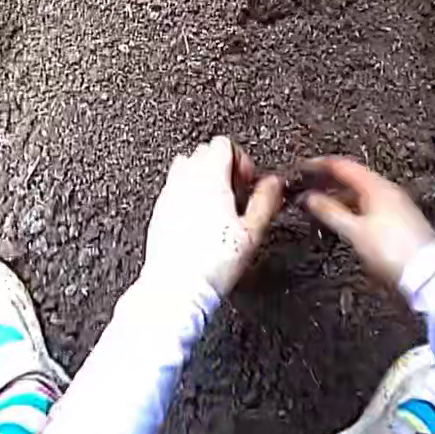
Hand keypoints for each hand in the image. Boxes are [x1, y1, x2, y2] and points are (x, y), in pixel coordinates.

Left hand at [144, 135, 285, 296]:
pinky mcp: (159, 210)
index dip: (241, 159)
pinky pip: (175, 186)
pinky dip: (189, 193)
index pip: (224, 143)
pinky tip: (199, 219)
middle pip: (206, 150)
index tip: (247, 182)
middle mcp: (186, 177)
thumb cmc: (212, 263)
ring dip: (204, 177)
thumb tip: (275, 183)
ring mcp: (169, 192)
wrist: (175, 289)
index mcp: (210, 175)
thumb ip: (266, 200)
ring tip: (217, 204)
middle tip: (236, 194)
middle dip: (224, 167)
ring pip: (187, 165)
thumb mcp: (252, 232)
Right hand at [298, 157, 434, 285]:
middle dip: (328, 179)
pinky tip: (343, 217)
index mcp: (375, 185)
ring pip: (361, 190)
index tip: (302, 167)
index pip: (342, 165)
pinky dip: (352, 204)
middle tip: (307, 184)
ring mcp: (394, 202)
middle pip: (352, 176)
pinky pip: (369, 202)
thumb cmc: (390, 250)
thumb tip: (309, 197)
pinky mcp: (399, 217)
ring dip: (339, 193)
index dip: (320, 165)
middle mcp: (386, 188)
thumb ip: (330, 211)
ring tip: (319, 202)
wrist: (428, 274)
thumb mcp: (355, 231)